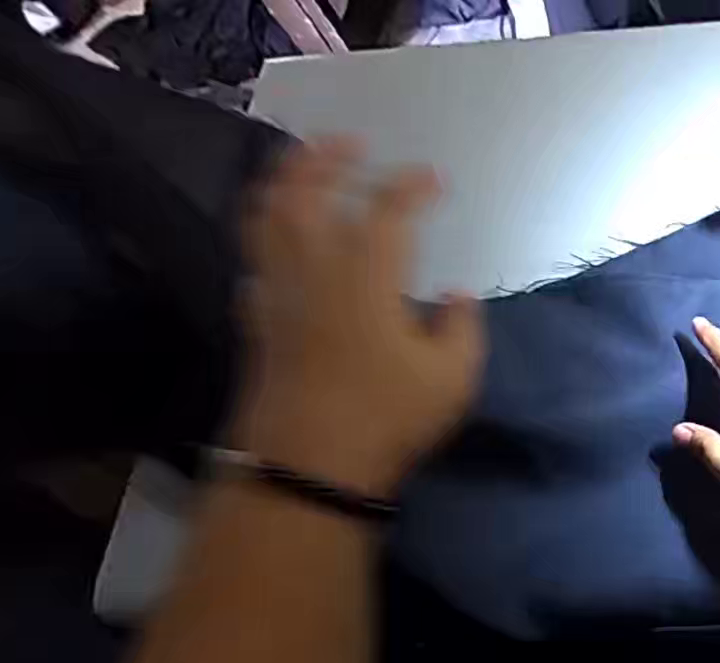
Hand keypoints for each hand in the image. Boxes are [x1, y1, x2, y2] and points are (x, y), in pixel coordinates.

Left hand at [231, 138, 485, 497]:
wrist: (314, 461)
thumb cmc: (393, 416)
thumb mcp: (454, 377)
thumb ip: (463, 327)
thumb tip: (456, 294)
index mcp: (366, 278)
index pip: (386, 211)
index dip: (411, 187)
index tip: (434, 178)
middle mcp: (313, 269)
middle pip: (306, 191)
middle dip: (328, 157)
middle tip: (352, 144)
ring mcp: (277, 291)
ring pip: (267, 214)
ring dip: (286, 181)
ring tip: (305, 170)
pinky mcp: (259, 318)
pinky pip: (256, 256)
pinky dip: (269, 231)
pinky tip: (284, 243)